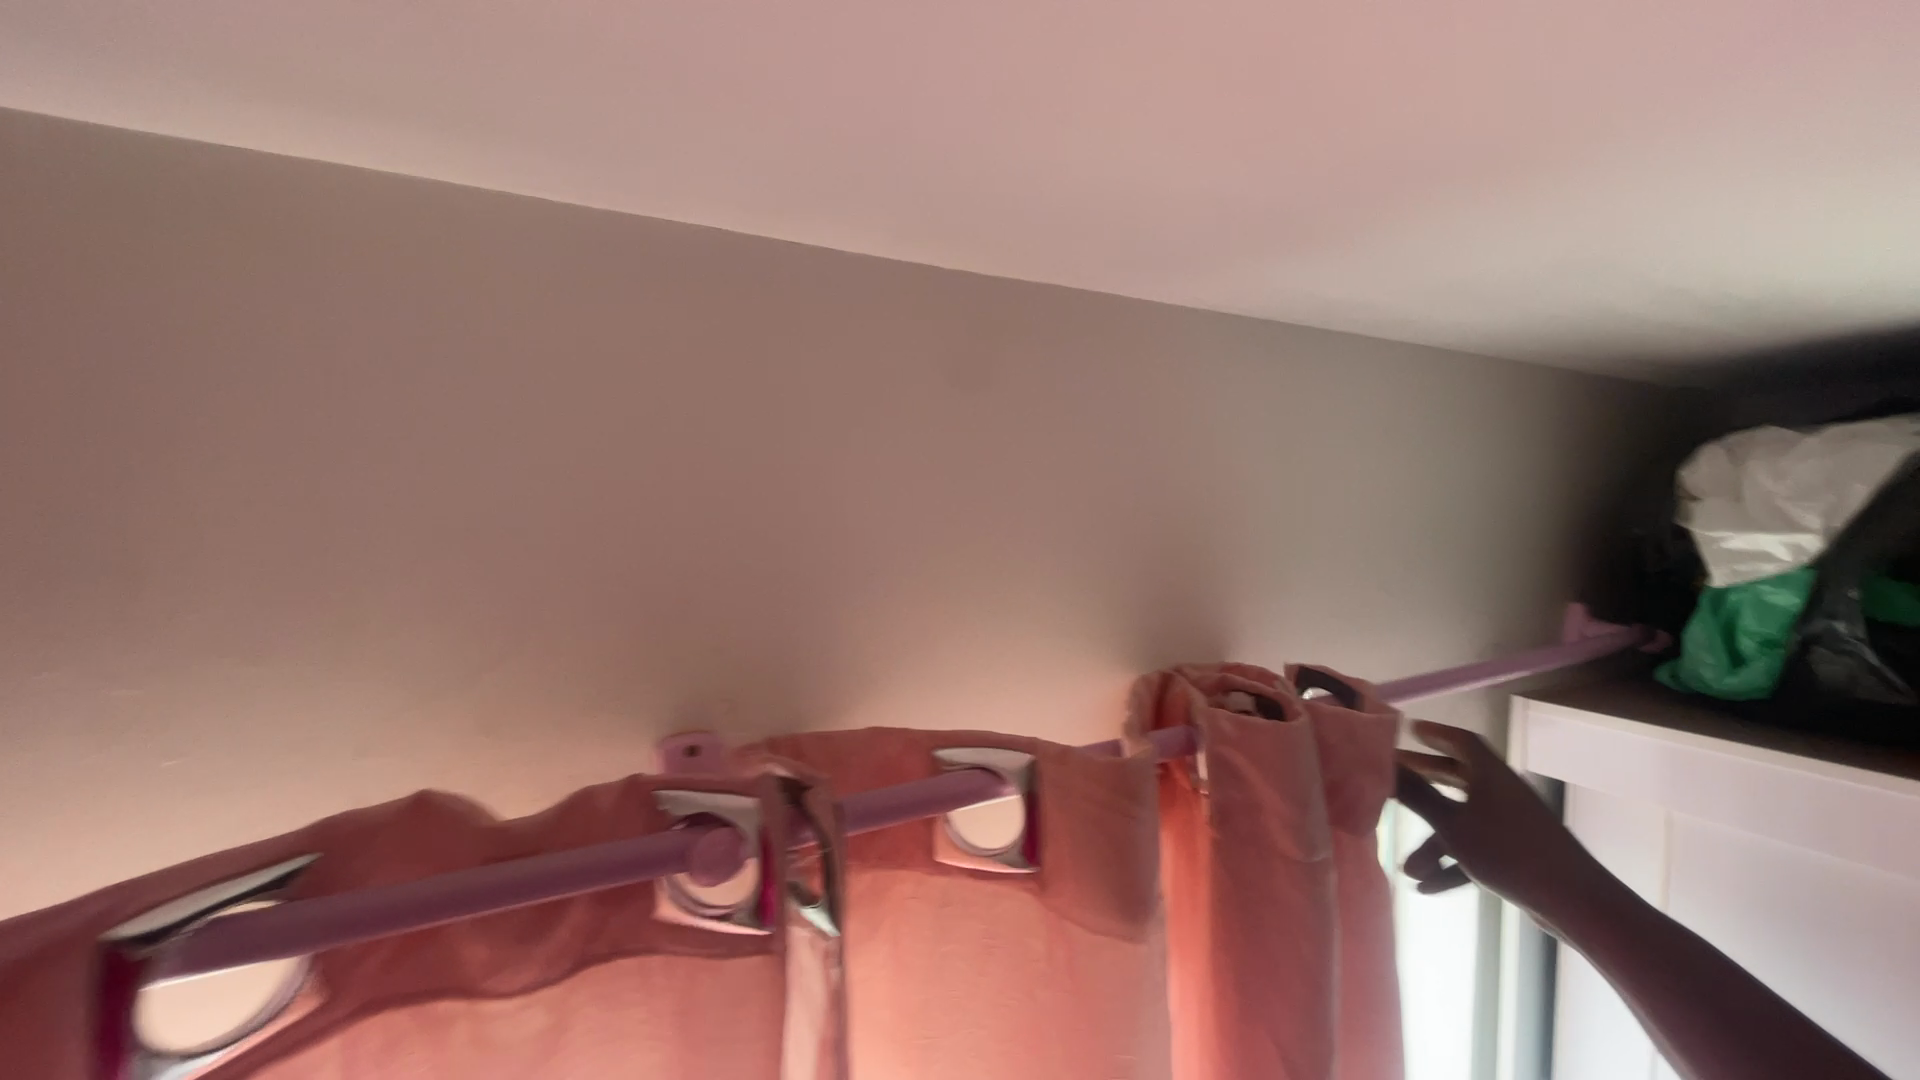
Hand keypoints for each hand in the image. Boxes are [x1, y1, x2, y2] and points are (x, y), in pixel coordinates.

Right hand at [1393, 720, 1609, 926]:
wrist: (1573, 902)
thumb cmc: (1508, 853)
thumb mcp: (1451, 824)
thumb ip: (1417, 795)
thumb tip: (1386, 767)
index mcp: (1491, 776)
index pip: (1463, 742)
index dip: (1436, 733)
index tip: (1410, 730)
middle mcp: (1503, 794)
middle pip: (1460, 778)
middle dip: (1426, 779)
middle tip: (1395, 775)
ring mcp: (1512, 825)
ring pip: (1464, 823)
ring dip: (1434, 843)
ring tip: (1408, 869)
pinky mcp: (1518, 854)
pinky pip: (1477, 850)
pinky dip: (1454, 865)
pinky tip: (1427, 888)